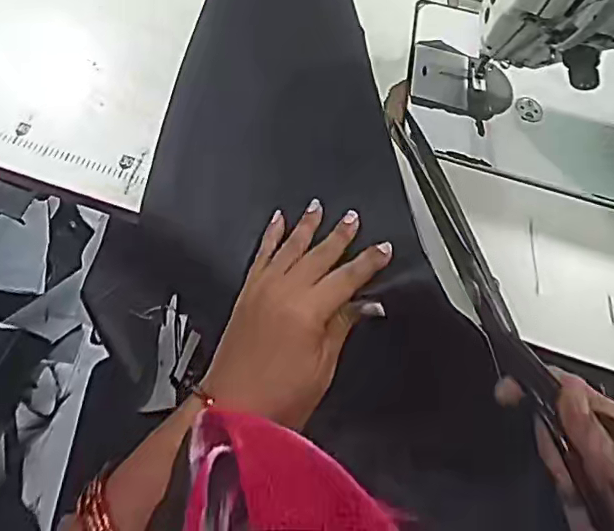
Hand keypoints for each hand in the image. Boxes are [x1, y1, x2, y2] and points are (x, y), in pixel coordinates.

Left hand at [199, 200, 392, 429]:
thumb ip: (341, 326)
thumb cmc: (280, 398)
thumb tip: (365, 303)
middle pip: (319, 255)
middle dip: (339, 235)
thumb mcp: (322, 367)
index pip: (346, 278)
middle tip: (353, 218)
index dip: (367, 262)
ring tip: (318, 207)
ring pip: (290, 246)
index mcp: (309, 310)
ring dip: (306, 226)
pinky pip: (262, 252)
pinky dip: (271, 234)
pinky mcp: (248, 289)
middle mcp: (284, 290)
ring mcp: (263, 286)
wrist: (231, 405)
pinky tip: (278, 220)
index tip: (382, 248)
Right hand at [500, 372, 613, 529]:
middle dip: (556, 455)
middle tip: (571, 484)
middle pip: (564, 432)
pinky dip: (580, 512)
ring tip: (591, 515)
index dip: (536, 385)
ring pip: (572, 473)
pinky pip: (584, 503)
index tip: (507, 389)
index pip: (571, 391)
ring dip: (569, 492)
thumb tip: (566, 388)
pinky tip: (591, 521)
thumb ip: (604, 434)